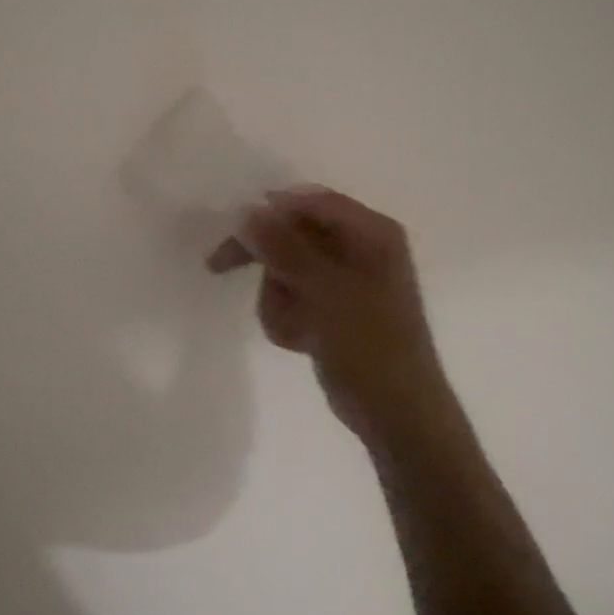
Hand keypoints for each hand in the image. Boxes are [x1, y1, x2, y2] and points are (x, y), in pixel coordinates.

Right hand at [207, 187, 440, 440]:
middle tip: (218, 268)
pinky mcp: (330, 313)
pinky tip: (299, 342)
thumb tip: (246, 210)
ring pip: (283, 272)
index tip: (233, 231)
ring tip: (293, 329)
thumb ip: (283, 248)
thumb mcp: (325, 291)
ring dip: (277, 301)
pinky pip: (290, 301)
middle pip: (291, 236)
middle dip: (269, 267)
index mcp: (371, 233)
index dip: (269, 212)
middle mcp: (358, 250)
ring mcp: (343, 284)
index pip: (310, 203)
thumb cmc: (371, 345)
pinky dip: (286, 320)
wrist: (395, 411)